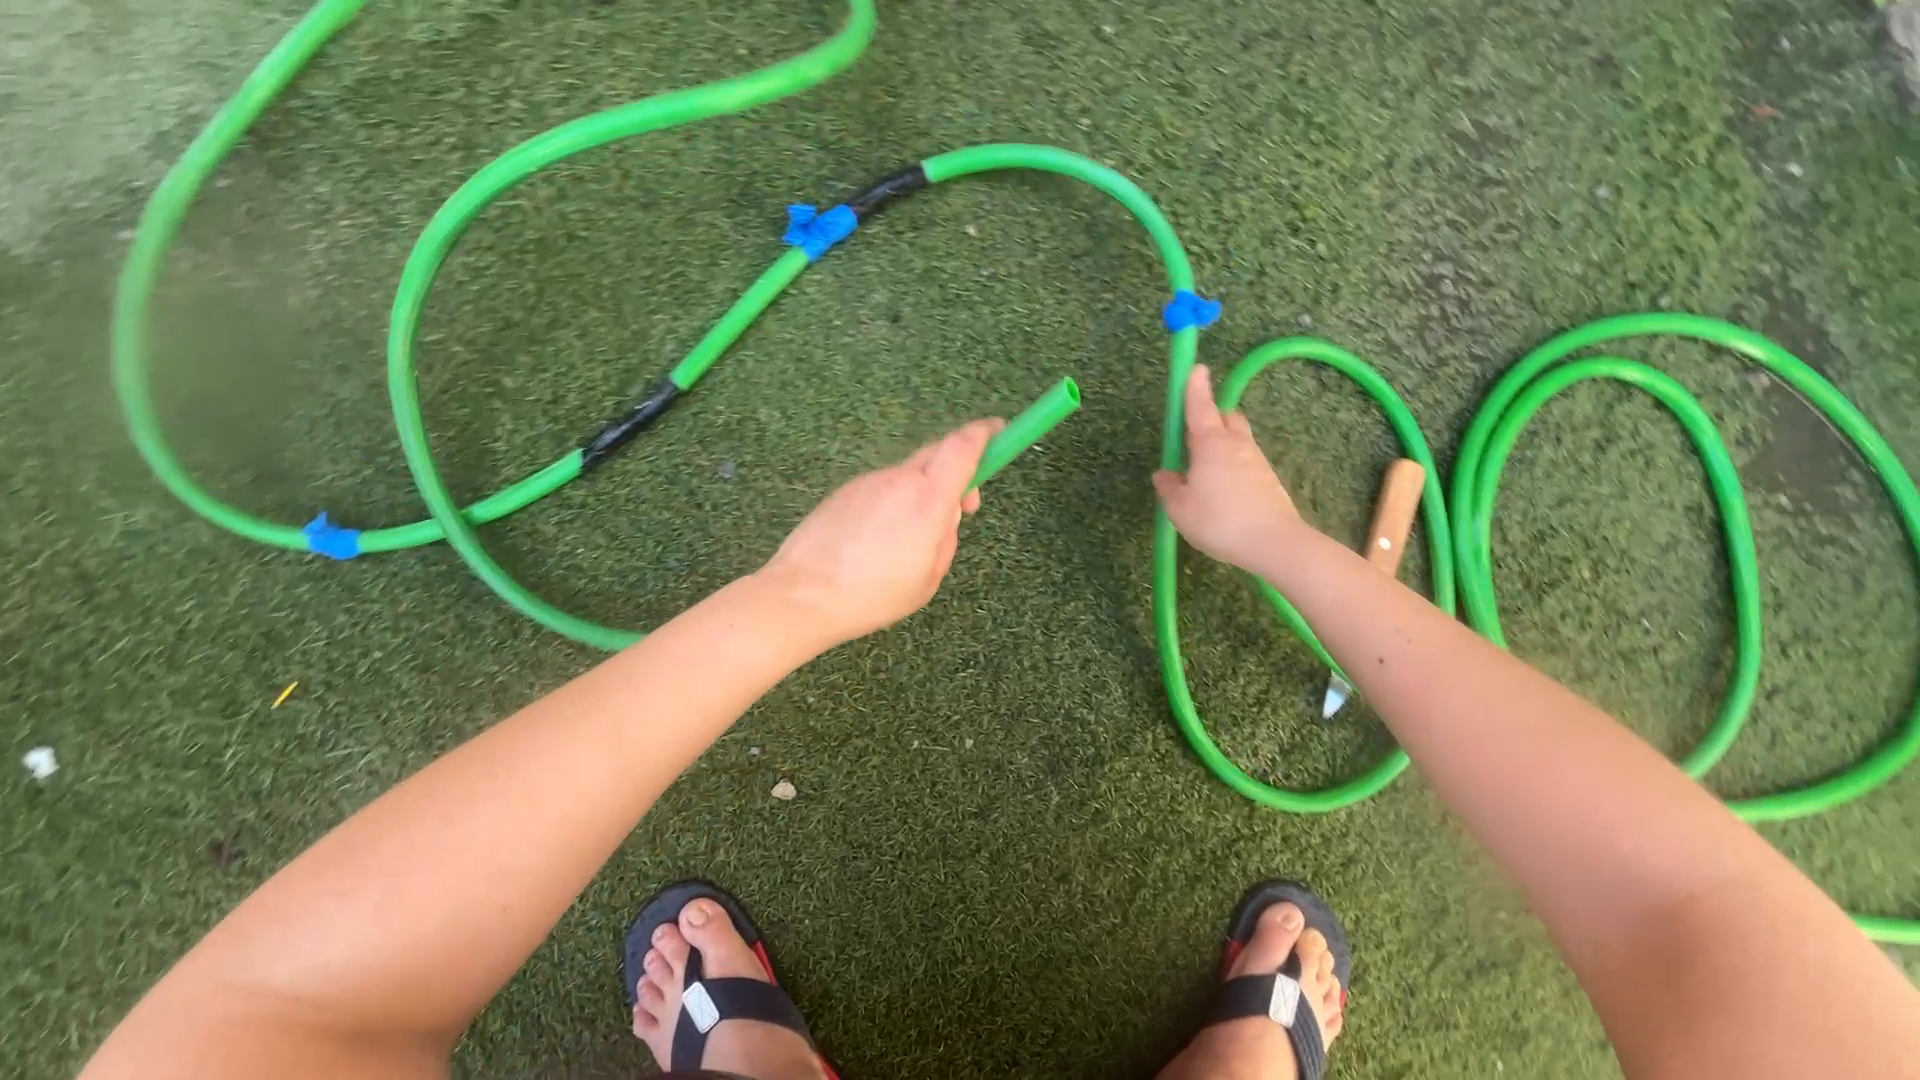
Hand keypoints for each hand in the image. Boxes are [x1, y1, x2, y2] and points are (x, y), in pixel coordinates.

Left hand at [757, 418, 1001, 643]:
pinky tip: (878, 542)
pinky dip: (893, 504)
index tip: (999, 430)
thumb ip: (945, 540)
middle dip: (958, 470)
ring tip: (909, 541)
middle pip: (937, 454)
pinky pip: (882, 489)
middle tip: (962, 505)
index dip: (985, 433)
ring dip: (921, 493)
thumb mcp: (928, 579)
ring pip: (908, 475)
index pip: (963, 446)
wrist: (802, 596)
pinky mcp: (844, 492)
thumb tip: (945, 518)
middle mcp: (898, 481)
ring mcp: (867, 483)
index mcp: (926, 500)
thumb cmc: (872, 595)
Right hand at [1153, 365, 1301, 571]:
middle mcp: (1236, 445)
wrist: (1273, 542)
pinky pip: (1246, 464)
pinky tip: (1223, 494)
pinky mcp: (1269, 482)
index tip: (1197, 367)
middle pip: (1226, 418)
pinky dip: (1233, 469)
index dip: (1195, 387)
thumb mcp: (1180, 508)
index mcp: (1210, 444)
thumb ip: (1169, 488)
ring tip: (1205, 474)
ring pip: (1238, 442)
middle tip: (1194, 436)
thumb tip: (1165, 474)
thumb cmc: (1219, 520)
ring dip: (1223, 447)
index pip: (1199, 407)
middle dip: (1213, 418)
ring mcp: (1257, 462)